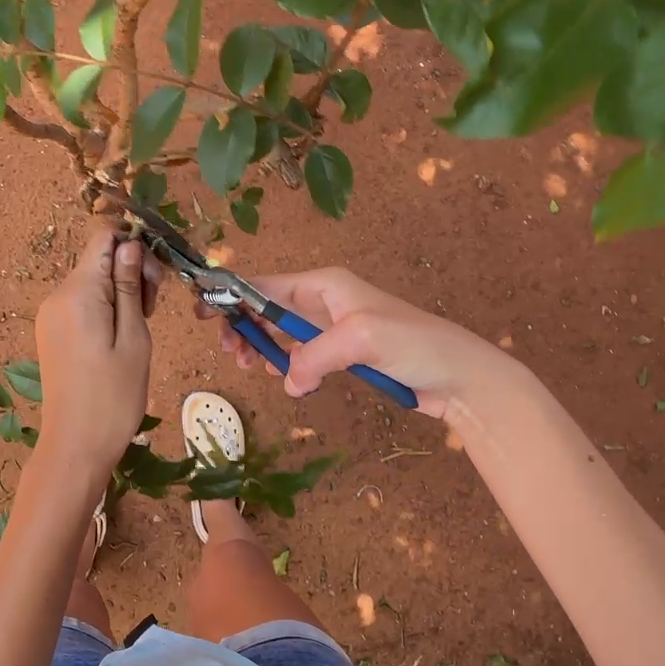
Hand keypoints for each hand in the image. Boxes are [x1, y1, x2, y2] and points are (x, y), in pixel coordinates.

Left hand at [35, 222, 161, 476]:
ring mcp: (50, 315)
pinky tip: (119, 338)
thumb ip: (129, 287)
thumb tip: (129, 245)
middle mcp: (57, 296)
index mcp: (78, 291)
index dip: (134, 248)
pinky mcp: (51, 333)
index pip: (103, 238)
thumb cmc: (114, 396)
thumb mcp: (134, 338)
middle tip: (154, 310)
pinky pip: (80, 304)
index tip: (155, 281)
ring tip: (139, 329)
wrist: (75, 446)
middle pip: (98, 259)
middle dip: (130, 272)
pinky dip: (103, 309)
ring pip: (91, 282)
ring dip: (120, 293)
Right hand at [207, 267, 513, 419]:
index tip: (204, 313)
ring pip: (279, 331)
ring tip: (251, 366)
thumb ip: (314, 357)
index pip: (265, 285)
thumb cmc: (414, 345)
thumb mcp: (359, 341)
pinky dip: (284, 364)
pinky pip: (299, 354)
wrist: (460, 376)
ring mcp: (331, 327)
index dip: (231, 296)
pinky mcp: (341, 353)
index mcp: (324, 285)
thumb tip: (288, 381)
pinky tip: (285, 378)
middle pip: (265, 307)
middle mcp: (323, 300)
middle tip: (231, 353)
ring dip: (261, 347)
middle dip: (242, 326)